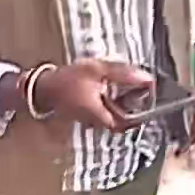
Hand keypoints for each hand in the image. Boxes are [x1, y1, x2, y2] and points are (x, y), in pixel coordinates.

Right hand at [28, 59, 152, 130]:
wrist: (44, 87)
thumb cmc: (69, 79)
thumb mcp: (98, 70)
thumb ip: (123, 74)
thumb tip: (147, 79)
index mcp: (100, 115)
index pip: (128, 123)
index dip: (141, 114)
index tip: (150, 99)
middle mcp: (96, 122)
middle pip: (122, 121)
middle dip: (134, 108)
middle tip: (142, 90)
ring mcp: (90, 120)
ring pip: (114, 117)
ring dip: (123, 105)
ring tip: (130, 87)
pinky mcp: (86, 115)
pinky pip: (104, 112)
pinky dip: (112, 103)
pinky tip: (112, 88)